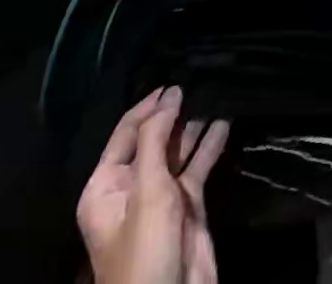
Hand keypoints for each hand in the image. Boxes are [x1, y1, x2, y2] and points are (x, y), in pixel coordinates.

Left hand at [77, 86, 228, 283]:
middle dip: (174, 113)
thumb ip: (158, 139)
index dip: (149, 107)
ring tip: (215, 95)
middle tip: (200, 82)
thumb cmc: (145, 248)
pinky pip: (197, 166)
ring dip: (194, 127)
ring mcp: (161, 196)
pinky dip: (210, 145)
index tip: (175, 82)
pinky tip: (225, 123)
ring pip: (178, 151)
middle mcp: (132, 186)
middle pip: (154, 139)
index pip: (127, 133)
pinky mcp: (187, 205)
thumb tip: (170, 95)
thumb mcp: (147, 190)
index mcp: (107, 186)